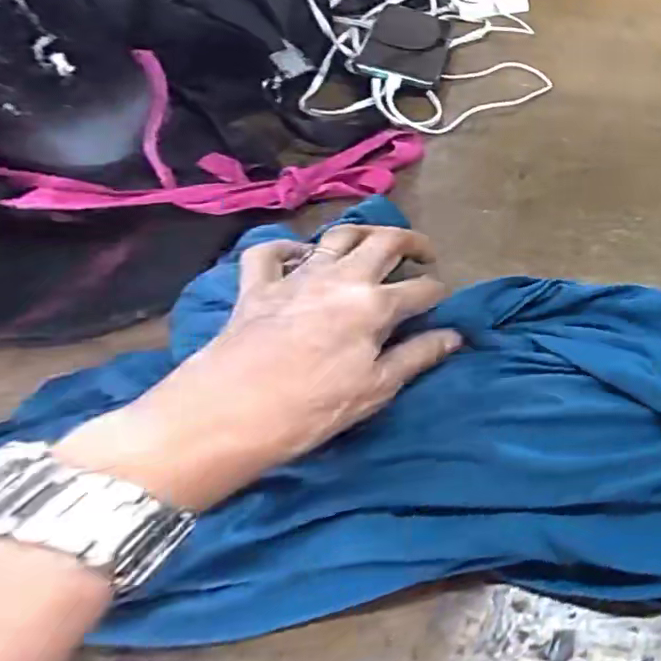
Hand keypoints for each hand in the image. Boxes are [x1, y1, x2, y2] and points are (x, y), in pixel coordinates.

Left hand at [53, 225, 460, 509]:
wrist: (207, 426)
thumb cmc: (303, 411)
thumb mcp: (374, 389)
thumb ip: (418, 356)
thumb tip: (453, 336)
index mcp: (375, 305)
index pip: (425, 288)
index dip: (439, 295)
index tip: (441, 308)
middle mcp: (341, 280)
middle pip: (388, 242)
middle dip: (414, 243)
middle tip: (424, 255)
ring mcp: (294, 281)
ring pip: (337, 236)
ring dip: (363, 234)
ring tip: (374, 245)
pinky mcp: (254, 291)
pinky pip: (267, 254)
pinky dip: (286, 249)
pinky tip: (299, 257)